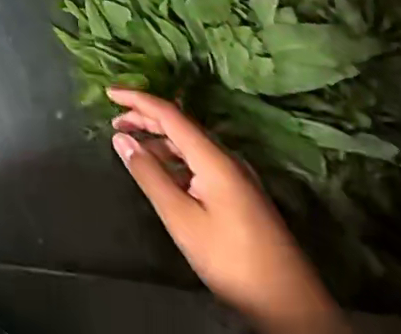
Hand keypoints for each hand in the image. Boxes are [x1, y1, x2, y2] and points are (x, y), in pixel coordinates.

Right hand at [108, 89, 347, 333]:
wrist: (292, 307)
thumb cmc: (231, 259)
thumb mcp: (181, 218)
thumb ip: (149, 174)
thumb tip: (121, 139)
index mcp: (214, 159)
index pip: (170, 115)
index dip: (137, 100)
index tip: (109, 93)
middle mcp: (227, 160)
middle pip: (181, 126)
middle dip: (145, 117)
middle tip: (114, 119)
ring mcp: (237, 177)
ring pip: (190, 144)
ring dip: (158, 139)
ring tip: (131, 145)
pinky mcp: (240, 194)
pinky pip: (200, 161)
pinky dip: (174, 157)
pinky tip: (161, 170)